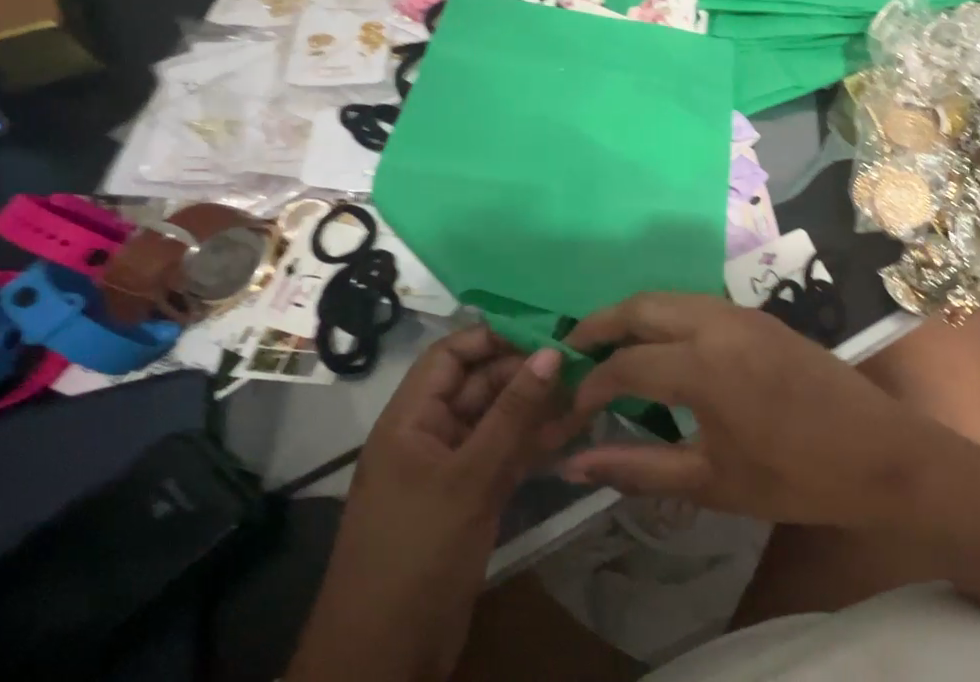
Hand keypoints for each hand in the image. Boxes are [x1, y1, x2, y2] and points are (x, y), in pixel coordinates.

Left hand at [286, 327, 566, 681]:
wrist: (386, 651)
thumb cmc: (417, 551)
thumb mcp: (469, 477)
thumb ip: (513, 413)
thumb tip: (551, 351)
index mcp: (410, 421)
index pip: (450, 356)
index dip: (495, 337)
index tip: (551, 329)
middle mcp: (431, 436)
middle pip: (480, 386)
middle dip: (528, 372)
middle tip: (586, 362)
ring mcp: (454, 469)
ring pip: (500, 422)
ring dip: (541, 407)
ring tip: (593, 391)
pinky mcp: (474, 498)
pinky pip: (508, 456)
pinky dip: (538, 442)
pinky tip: (578, 431)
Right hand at [549, 293, 956, 528]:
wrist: (882, 454)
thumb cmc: (796, 477)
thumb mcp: (712, 481)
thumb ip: (638, 468)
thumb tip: (572, 465)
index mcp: (704, 364)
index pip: (624, 365)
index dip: (587, 388)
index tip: (567, 413)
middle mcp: (721, 324)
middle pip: (643, 306)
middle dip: (601, 325)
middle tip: (569, 354)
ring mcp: (749, 316)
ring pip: (675, 299)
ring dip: (638, 317)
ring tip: (612, 352)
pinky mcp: (768, 321)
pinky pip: (704, 306)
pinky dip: (672, 318)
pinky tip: (667, 352)